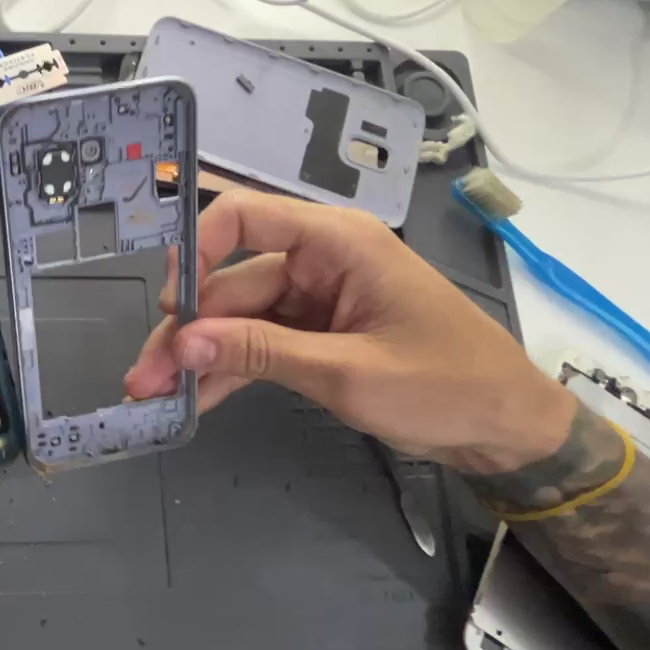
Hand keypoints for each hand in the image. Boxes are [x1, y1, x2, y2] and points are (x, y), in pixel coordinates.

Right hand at [122, 191, 575, 474]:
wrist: (506, 430)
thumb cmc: (448, 387)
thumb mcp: (348, 372)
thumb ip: (260, 352)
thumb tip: (183, 346)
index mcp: (336, 243)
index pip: (243, 218)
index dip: (196, 252)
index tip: (173, 307)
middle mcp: (316, 262)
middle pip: (227, 284)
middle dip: (184, 333)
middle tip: (143, 380)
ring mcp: (312, 300)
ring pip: (232, 320)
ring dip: (195, 358)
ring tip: (151, 396)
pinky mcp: (312, 334)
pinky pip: (254, 345)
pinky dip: (226, 371)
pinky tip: (194, 399)